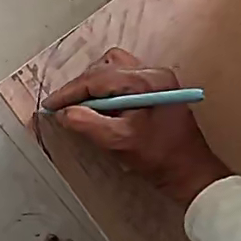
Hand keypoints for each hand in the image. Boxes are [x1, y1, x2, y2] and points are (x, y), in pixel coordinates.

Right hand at [41, 48, 230, 206]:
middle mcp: (153, 73)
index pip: (96, 79)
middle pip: (104, 68)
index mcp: (145, 82)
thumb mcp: (117, 142)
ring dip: (94, 84)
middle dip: (81, 86)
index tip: (50, 105)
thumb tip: (62, 112)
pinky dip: (107, 88)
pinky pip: (124, 77)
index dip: (68, 92)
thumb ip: (85, 123)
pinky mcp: (157, 87)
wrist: (191, 172)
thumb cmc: (157, 157)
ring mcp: (157, 78)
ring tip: (83, 105)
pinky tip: (102, 106)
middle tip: (65, 107)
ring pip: (113, 68)